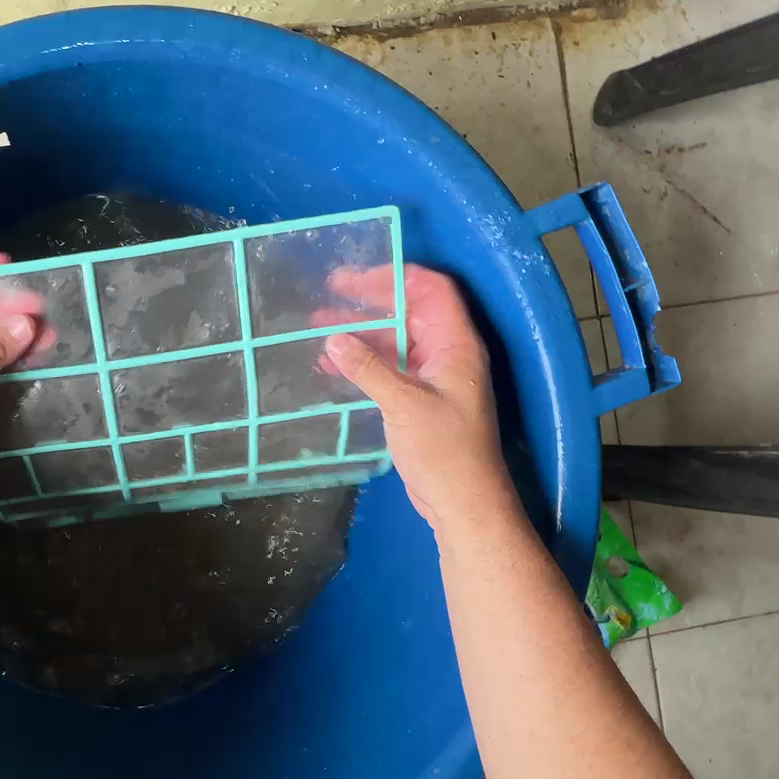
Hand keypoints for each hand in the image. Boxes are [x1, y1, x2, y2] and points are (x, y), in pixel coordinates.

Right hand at [322, 264, 512, 530]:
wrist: (461, 501)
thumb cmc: (443, 449)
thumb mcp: (403, 403)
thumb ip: (367, 367)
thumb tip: (332, 339)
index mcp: (455, 345)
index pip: (431, 290)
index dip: (396, 276)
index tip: (355, 279)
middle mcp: (445, 354)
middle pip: (407, 312)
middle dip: (368, 302)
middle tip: (328, 293)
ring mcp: (431, 377)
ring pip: (392, 341)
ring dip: (358, 334)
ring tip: (316, 329)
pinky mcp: (416, 399)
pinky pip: (386, 368)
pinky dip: (360, 363)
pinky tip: (330, 365)